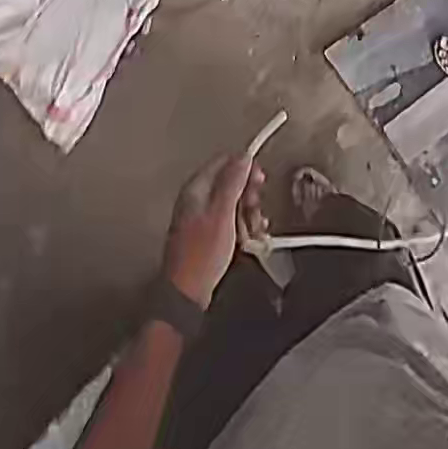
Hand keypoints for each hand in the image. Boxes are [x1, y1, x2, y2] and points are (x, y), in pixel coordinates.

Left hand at [161, 154, 263, 306]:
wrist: (187, 292)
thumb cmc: (203, 252)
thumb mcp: (222, 213)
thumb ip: (232, 182)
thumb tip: (243, 156)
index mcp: (197, 187)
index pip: (223, 161)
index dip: (245, 167)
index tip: (260, 182)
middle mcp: (197, 197)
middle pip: (229, 181)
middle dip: (248, 193)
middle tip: (256, 208)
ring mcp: (201, 216)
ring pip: (232, 202)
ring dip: (248, 212)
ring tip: (254, 228)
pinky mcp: (207, 233)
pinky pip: (229, 219)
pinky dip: (242, 225)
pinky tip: (251, 238)